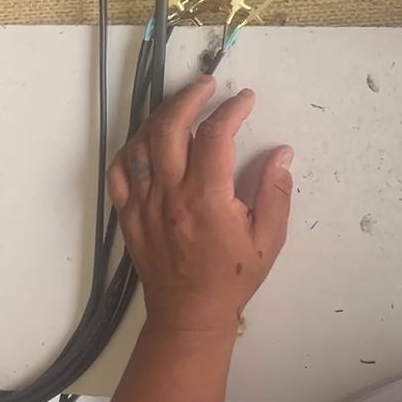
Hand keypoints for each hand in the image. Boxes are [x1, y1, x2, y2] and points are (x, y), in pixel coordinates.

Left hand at [108, 75, 293, 336]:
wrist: (189, 316)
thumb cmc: (233, 279)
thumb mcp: (268, 239)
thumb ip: (276, 193)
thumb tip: (282, 154)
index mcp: (206, 200)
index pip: (216, 137)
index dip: (232, 109)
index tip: (245, 99)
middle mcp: (170, 196)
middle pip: (169, 128)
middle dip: (189, 97)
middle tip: (207, 85)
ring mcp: (144, 204)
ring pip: (141, 144)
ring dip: (161, 116)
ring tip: (182, 104)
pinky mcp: (129, 214)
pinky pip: (120, 171)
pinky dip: (131, 148)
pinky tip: (147, 139)